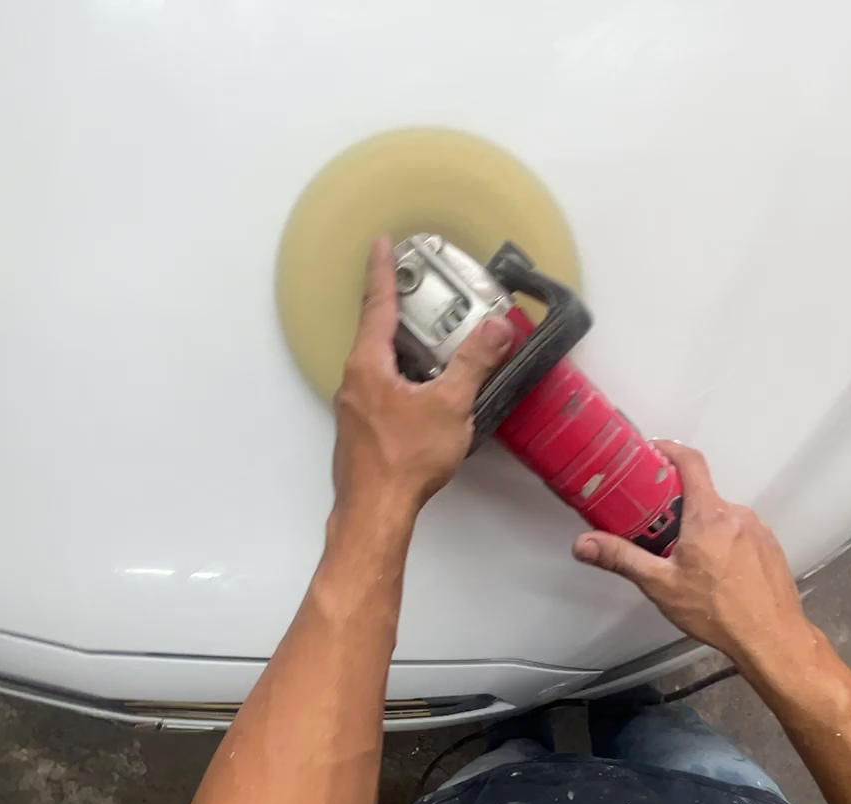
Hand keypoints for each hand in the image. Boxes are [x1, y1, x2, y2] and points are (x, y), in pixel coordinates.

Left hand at [331, 236, 513, 525]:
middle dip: (401, 314)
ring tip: (435, 351)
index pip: (377, 305)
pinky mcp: (363, 434)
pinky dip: (403, 385)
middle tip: (422, 298)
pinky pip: (383, 395)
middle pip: (377, 335)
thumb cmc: (404, 460)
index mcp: (369, 366)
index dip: (383, 271)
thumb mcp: (450, 405)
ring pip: (380, 368)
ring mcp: (355, 410)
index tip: (381, 245)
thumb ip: (474, 364)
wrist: (376, 511)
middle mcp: (355, 383)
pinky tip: (426, 401)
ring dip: (405, 354)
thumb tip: (495, 330)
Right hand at [571, 441, 814, 665]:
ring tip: (684, 558)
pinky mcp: (769, 546)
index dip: (669, 450)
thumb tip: (584, 544)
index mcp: (708, 515)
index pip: (690, 462)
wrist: (771, 638)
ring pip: (720, 516)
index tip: (651, 451)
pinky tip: (713, 571)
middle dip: (676, 505)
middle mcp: (736, 514)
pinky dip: (722, 542)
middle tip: (655, 527)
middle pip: (701, 493)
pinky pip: (739, 532)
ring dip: (700, 528)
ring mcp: (757, 529)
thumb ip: (621, 558)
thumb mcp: (660, 585)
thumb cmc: (718, 612)